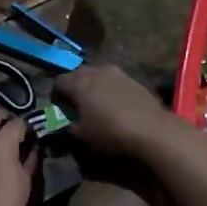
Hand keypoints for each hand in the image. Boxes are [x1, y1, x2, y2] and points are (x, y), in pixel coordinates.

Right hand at [53, 65, 174, 155]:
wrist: (151, 129)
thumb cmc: (110, 131)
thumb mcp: (82, 135)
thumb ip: (68, 126)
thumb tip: (67, 122)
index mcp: (79, 82)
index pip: (58, 82)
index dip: (55, 96)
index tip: (59, 110)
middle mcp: (97, 70)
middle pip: (77, 74)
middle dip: (74, 88)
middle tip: (76, 106)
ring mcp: (117, 73)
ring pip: (97, 75)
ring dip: (93, 87)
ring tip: (96, 105)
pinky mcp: (134, 79)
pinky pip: (114, 81)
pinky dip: (109, 90)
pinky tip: (115, 105)